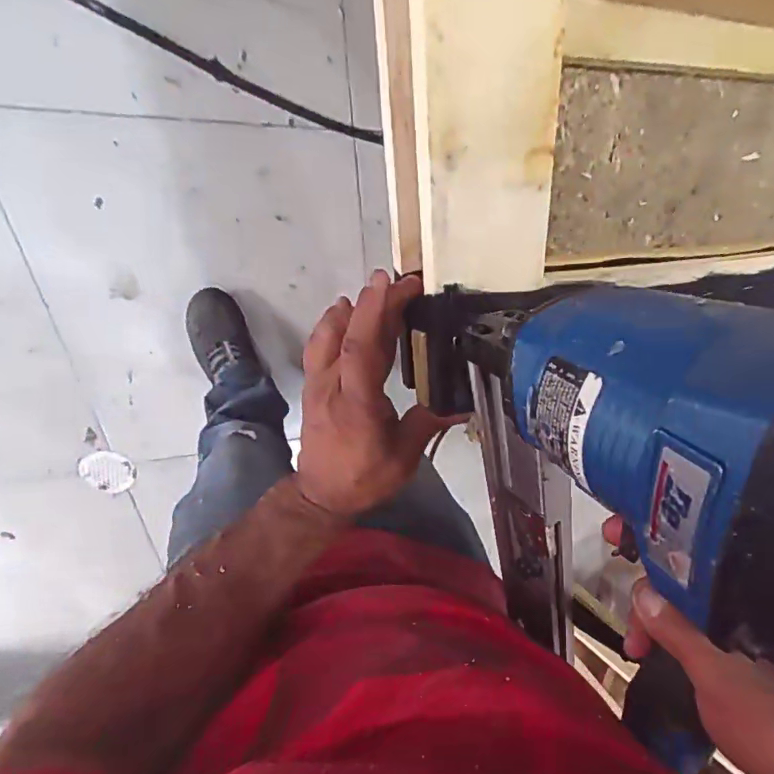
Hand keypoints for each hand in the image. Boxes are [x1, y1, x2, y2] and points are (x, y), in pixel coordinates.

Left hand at [296, 270, 462, 516]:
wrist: (321, 494)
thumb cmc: (365, 478)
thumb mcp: (402, 457)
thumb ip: (426, 424)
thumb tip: (460, 405)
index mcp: (357, 402)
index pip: (363, 347)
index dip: (378, 312)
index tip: (397, 286)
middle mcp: (333, 386)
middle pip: (348, 334)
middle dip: (372, 302)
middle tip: (395, 279)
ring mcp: (319, 385)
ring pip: (329, 336)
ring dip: (350, 309)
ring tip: (372, 291)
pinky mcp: (313, 388)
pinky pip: (319, 347)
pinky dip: (331, 324)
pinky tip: (341, 313)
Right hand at [603, 516, 773, 773]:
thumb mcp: (718, 679)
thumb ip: (681, 633)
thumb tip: (641, 589)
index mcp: (765, 595)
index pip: (710, 548)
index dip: (663, 536)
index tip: (620, 532)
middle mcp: (762, 601)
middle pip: (697, 574)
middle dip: (651, 589)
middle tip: (628, 624)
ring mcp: (755, 626)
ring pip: (697, 602)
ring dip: (660, 617)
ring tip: (636, 647)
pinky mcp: (749, 649)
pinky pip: (704, 624)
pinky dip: (677, 632)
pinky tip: (656, 648)